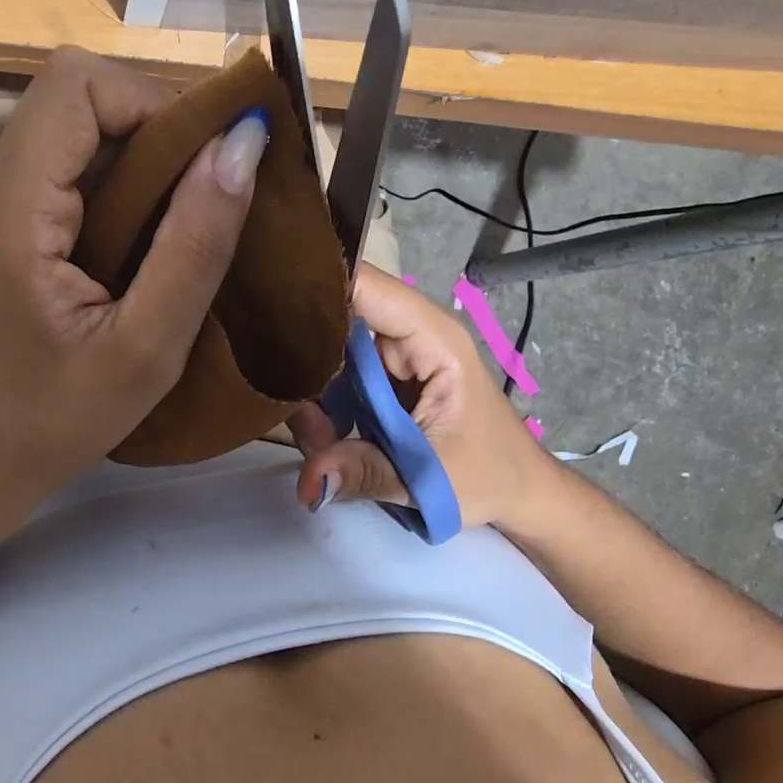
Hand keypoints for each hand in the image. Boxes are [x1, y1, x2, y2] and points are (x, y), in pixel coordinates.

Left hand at [0, 47, 269, 529]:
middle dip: (152, 134)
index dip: (152, 102)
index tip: (204, 165)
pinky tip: (135, 250)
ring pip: (68, 134)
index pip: (78, 83)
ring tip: (174, 233)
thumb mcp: (146, 347)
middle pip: (73, 101)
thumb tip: (242, 147)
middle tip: (201, 204)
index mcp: (9, 209)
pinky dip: (108, 190)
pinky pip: (56, 173)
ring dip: (134, 166)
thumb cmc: (59, 421)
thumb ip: (195, 244)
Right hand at [289, 263, 556, 531]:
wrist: (518, 495)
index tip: (264, 304)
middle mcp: (408, 339)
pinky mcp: (382, 385)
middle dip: (305, 360)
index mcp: (433, 340)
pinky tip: (324, 440)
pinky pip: (336, 382)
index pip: (368, 287)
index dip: (318, 287)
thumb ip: (366, 473)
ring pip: (329, 355)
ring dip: (311, 395)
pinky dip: (322, 409)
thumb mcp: (429, 478)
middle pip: (337, 319)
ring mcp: (392, 361)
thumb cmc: (490, 476)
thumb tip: (308, 479)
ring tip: (319, 439)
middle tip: (291, 410)